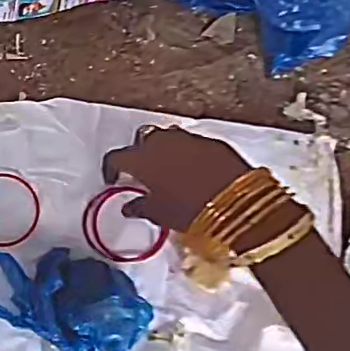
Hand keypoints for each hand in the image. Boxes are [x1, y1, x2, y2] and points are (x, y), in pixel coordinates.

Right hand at [103, 126, 298, 230]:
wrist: (238, 205)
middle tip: (141, 171)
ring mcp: (189, 139)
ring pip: (167, 137)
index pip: (116, 157)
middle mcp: (163, 142)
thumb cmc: (192, 210)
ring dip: (163, 149)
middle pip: (142, 139)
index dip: (111, 168)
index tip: (113, 178)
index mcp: (142, 159)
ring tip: (166, 170)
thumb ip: (141, 206)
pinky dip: (186, 153)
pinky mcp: (213, 143)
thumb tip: (131, 206)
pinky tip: (191, 171)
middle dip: (139, 152)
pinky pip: (192, 143)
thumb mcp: (159, 214)